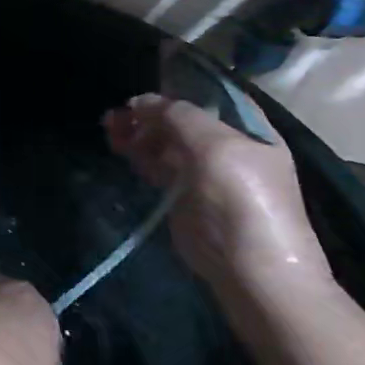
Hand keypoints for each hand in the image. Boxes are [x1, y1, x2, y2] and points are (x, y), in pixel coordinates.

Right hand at [104, 94, 332, 296]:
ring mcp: (206, 178)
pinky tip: (121, 149)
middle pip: (184, 120)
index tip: (141, 85)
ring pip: (168, 145)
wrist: (255, 280)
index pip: (209, 95)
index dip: (176, 87)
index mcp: (249, 129)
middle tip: (115, 113)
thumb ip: (180, 117)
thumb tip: (142, 102)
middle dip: (151, 113)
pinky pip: (160, 171)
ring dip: (140, 134)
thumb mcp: (216, 148)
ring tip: (109, 127)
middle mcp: (229, 149)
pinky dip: (141, 158)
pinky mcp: (186, 204)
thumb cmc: (244, 205)